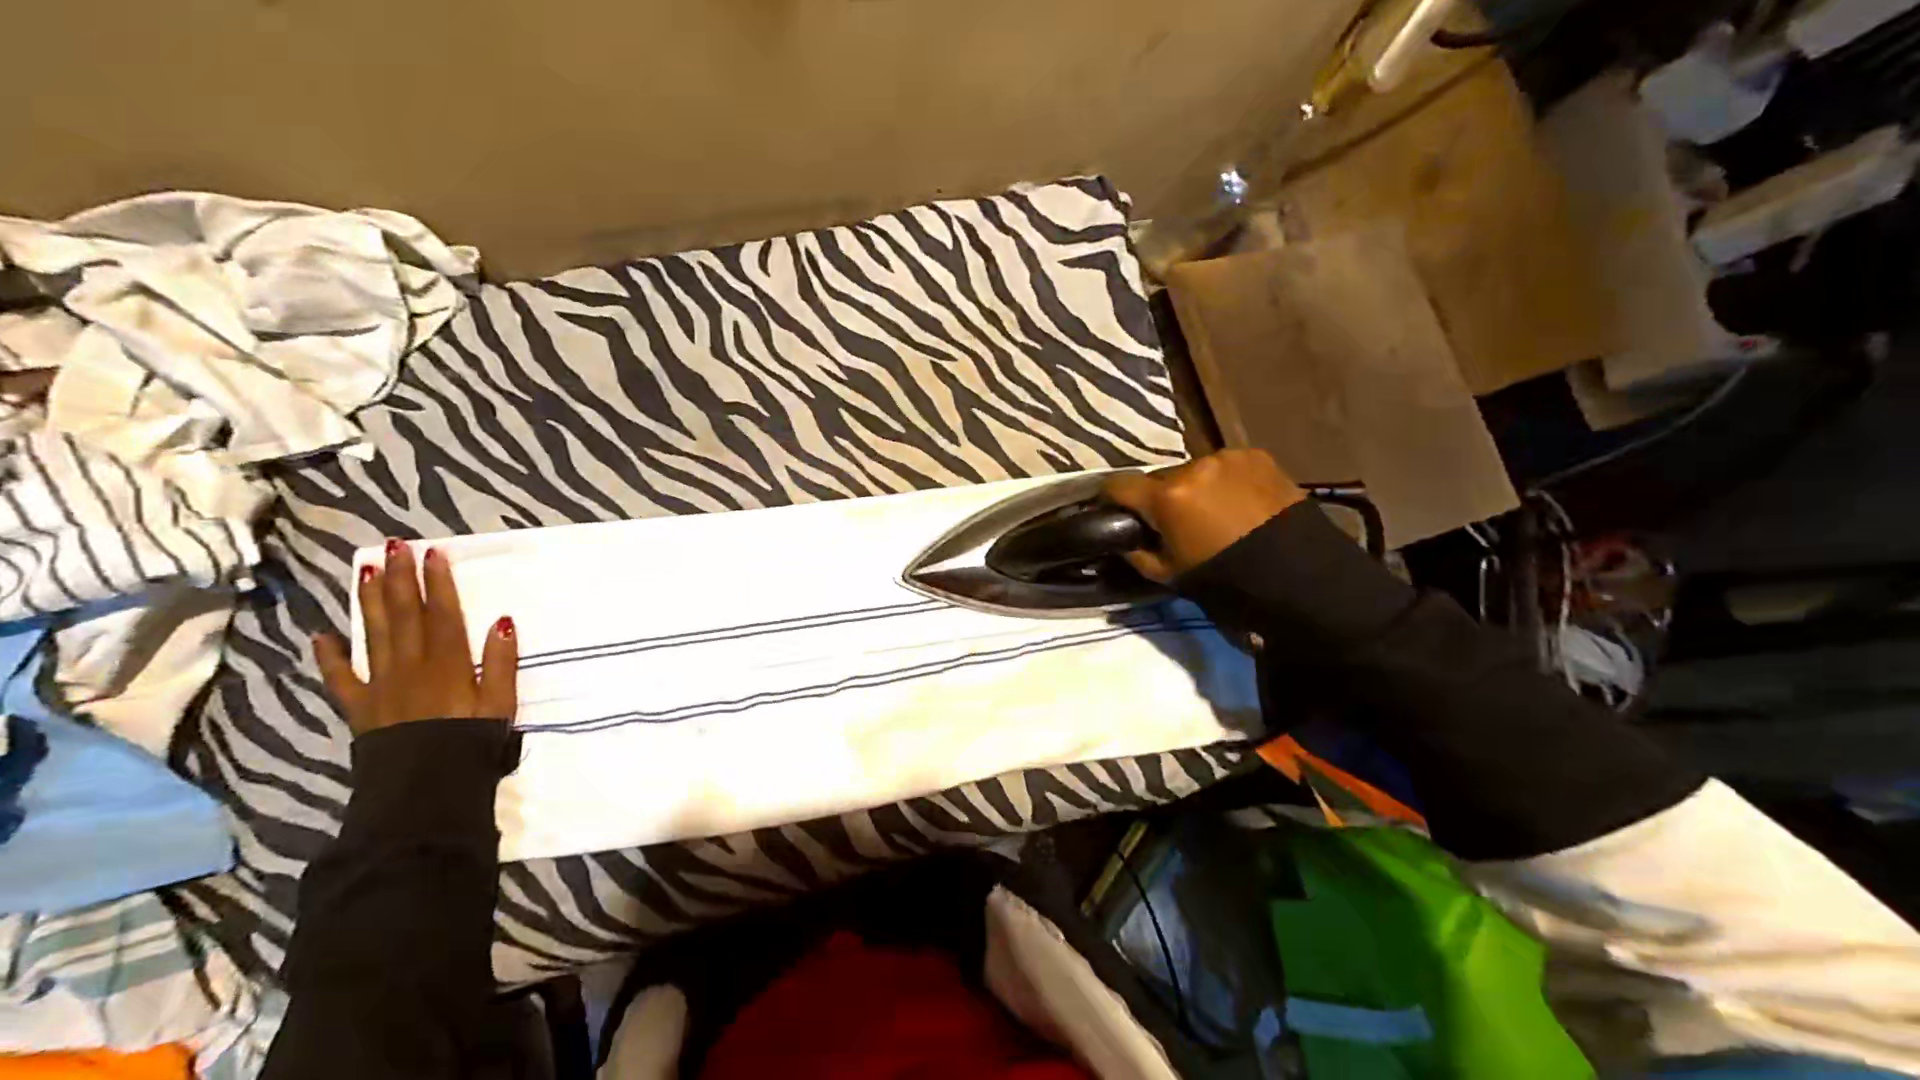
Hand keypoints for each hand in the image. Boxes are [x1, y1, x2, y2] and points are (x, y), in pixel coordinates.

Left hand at [313, 540, 517, 735]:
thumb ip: (501, 662)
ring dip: (371, 600)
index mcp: (449, 663)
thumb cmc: (472, 743)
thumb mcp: (501, 704)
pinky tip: (323, 634)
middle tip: (394, 546)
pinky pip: (342, 676)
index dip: (438, 582)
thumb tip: (502, 621)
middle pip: (405, 614)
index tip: (433, 553)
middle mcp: (411, 665)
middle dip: (401, 578)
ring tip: (366, 570)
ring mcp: (381, 683)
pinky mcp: (360, 705)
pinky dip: (330, 655)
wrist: (425, 788)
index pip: (442, 613)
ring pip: (375, 633)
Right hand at [1101, 449, 1305, 581]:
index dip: (1111, 499)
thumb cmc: (1226, 577)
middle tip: (1174, 522)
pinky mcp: (1256, 455)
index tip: (1114, 510)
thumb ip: (1135, 553)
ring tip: (1213, 513)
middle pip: (1159, 478)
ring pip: (1193, 471)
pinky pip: (1225, 466)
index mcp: (1167, 496)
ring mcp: (1227, 457)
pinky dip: (1224, 482)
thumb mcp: (1169, 574)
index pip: (1117, 485)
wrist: (1299, 572)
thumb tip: (1120, 539)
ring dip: (1194, 487)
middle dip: (1160, 497)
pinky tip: (1239, 503)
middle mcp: (1193, 467)